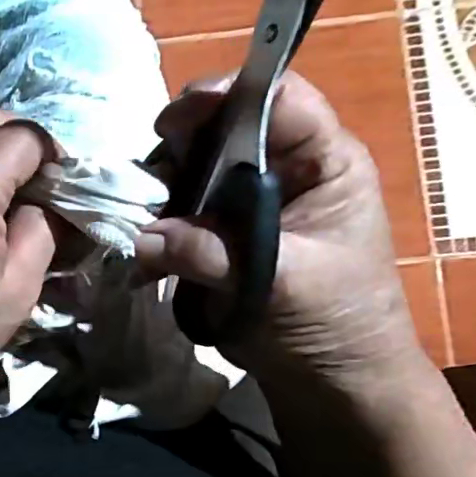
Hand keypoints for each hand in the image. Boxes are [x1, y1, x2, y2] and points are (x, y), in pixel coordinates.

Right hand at [137, 72, 424, 385]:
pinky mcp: (217, 243)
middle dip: (180, 149)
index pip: (277, 101)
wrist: (329, 379)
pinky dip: (156, 237)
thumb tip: (143, 238)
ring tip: (139, 226)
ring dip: (161, 196)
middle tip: (147, 181)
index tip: (174, 118)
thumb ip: (214, 255)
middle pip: (222, 132)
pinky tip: (142, 262)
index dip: (227, 96)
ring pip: (192, 177)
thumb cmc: (336, 321)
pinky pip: (178, 223)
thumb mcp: (285, 281)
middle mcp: (278, 173)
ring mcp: (243, 209)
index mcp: (321, 163)